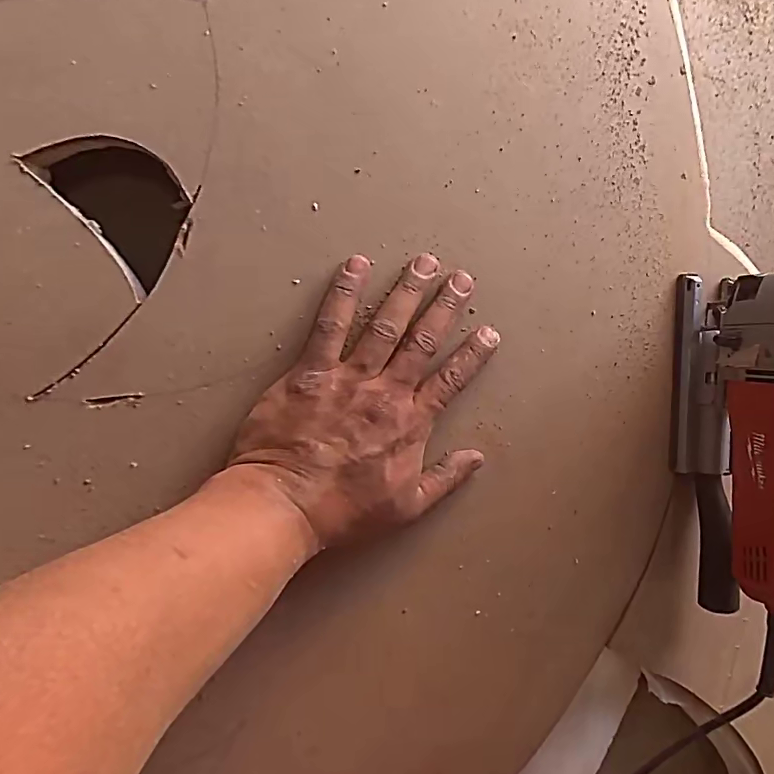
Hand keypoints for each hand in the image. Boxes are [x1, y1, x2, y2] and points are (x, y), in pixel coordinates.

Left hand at [226, 252, 500, 551]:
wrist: (286, 506)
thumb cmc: (345, 510)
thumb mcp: (408, 506)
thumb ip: (446, 478)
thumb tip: (476, 458)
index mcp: (410, 423)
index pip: (451, 380)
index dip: (472, 354)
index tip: (488, 332)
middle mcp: (385, 393)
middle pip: (422, 341)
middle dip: (445, 307)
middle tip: (461, 279)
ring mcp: (349, 379)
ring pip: (385, 325)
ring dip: (406, 292)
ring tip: (423, 263)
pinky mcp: (311, 372)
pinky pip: (330, 326)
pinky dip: (345, 294)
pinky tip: (356, 267)